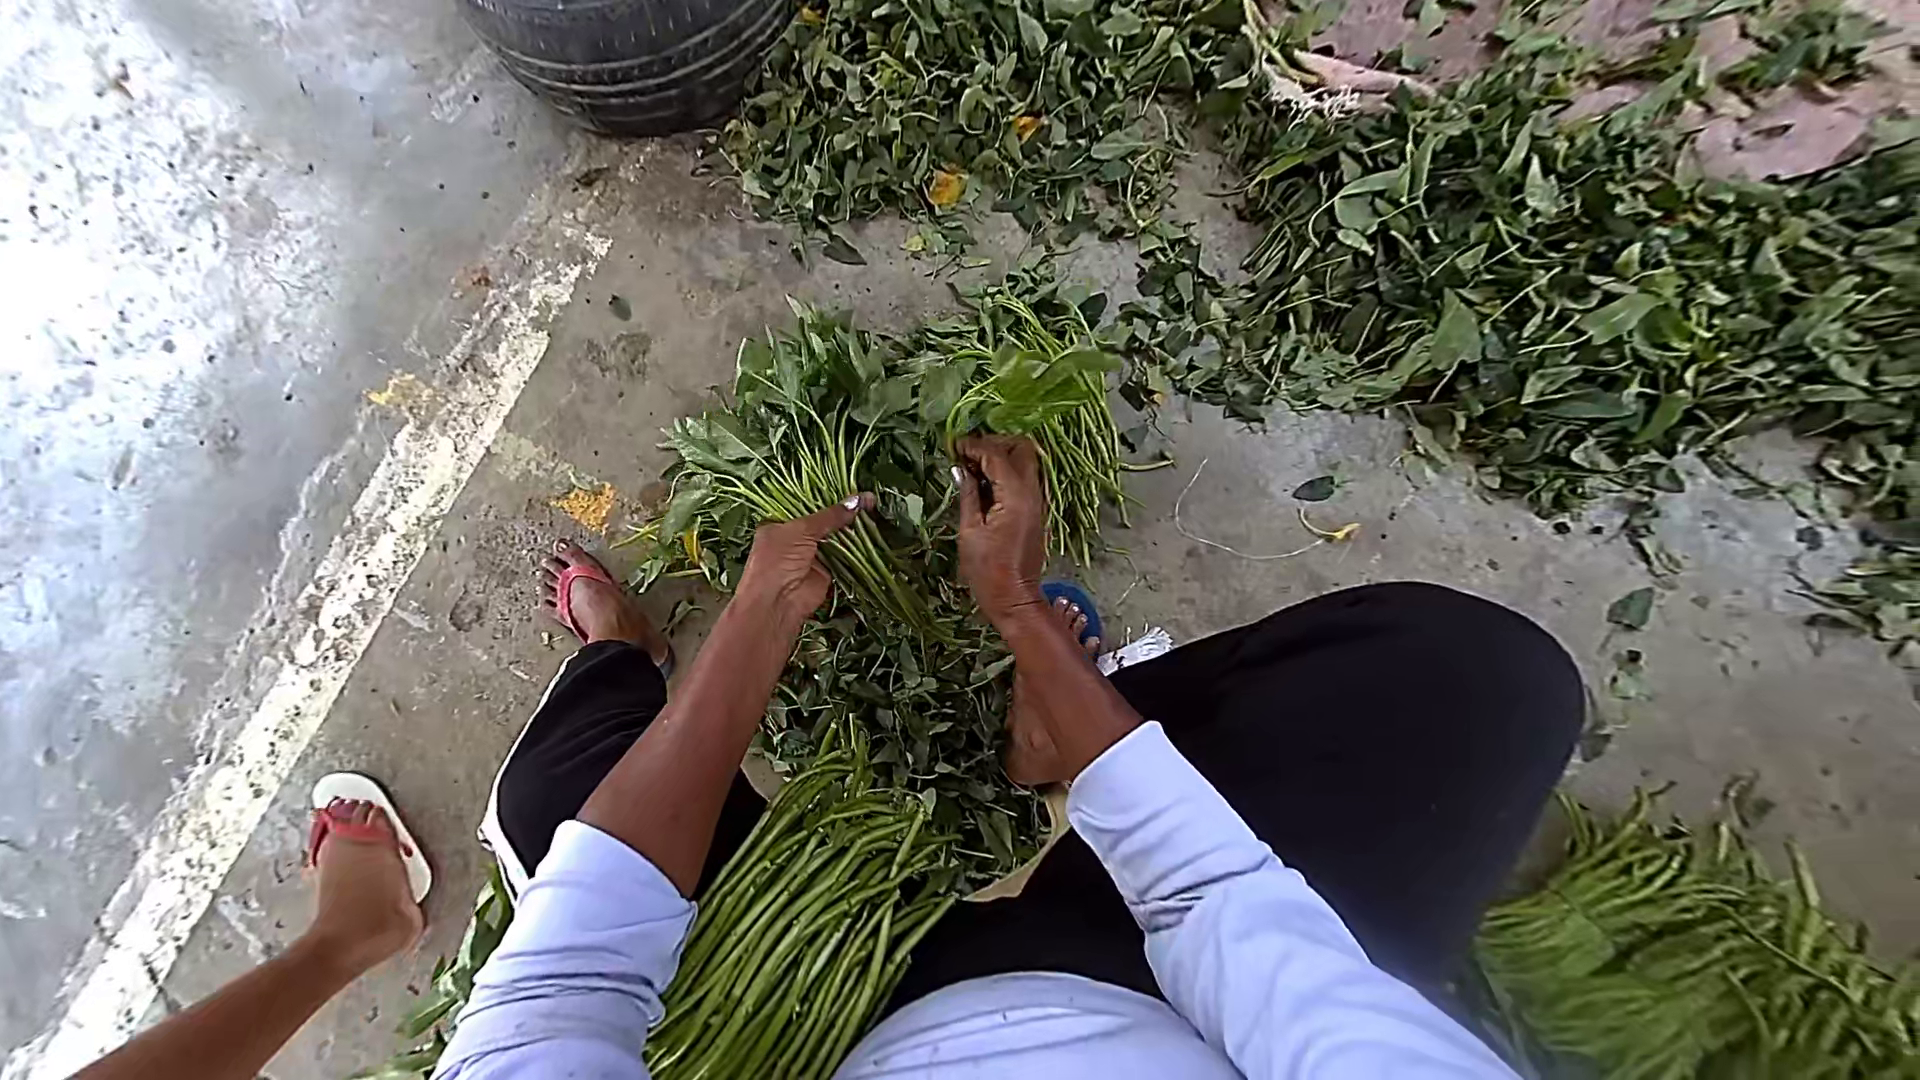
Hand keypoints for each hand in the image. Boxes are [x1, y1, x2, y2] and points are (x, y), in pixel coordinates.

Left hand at [735, 493, 872, 627]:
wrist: (778, 601)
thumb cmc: (778, 559)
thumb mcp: (801, 530)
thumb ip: (830, 516)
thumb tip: (858, 500)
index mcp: (780, 524)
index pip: (808, 505)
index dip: (828, 497)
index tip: (851, 488)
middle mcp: (796, 538)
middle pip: (825, 522)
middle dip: (844, 512)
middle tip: (869, 499)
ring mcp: (813, 555)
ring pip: (836, 538)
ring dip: (853, 528)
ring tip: (875, 510)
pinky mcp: (828, 570)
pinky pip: (845, 555)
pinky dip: (857, 547)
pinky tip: (874, 532)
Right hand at [954, 435, 1047, 625]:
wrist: (1013, 597)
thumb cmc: (987, 570)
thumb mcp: (969, 531)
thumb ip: (968, 494)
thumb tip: (961, 469)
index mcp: (1015, 496)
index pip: (996, 455)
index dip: (973, 446)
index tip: (953, 445)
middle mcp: (1033, 493)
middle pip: (1022, 448)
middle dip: (994, 443)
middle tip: (967, 453)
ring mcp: (1038, 501)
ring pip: (1026, 460)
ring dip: (1002, 455)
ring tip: (973, 465)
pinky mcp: (1036, 509)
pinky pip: (1025, 477)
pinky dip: (1007, 471)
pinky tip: (985, 481)